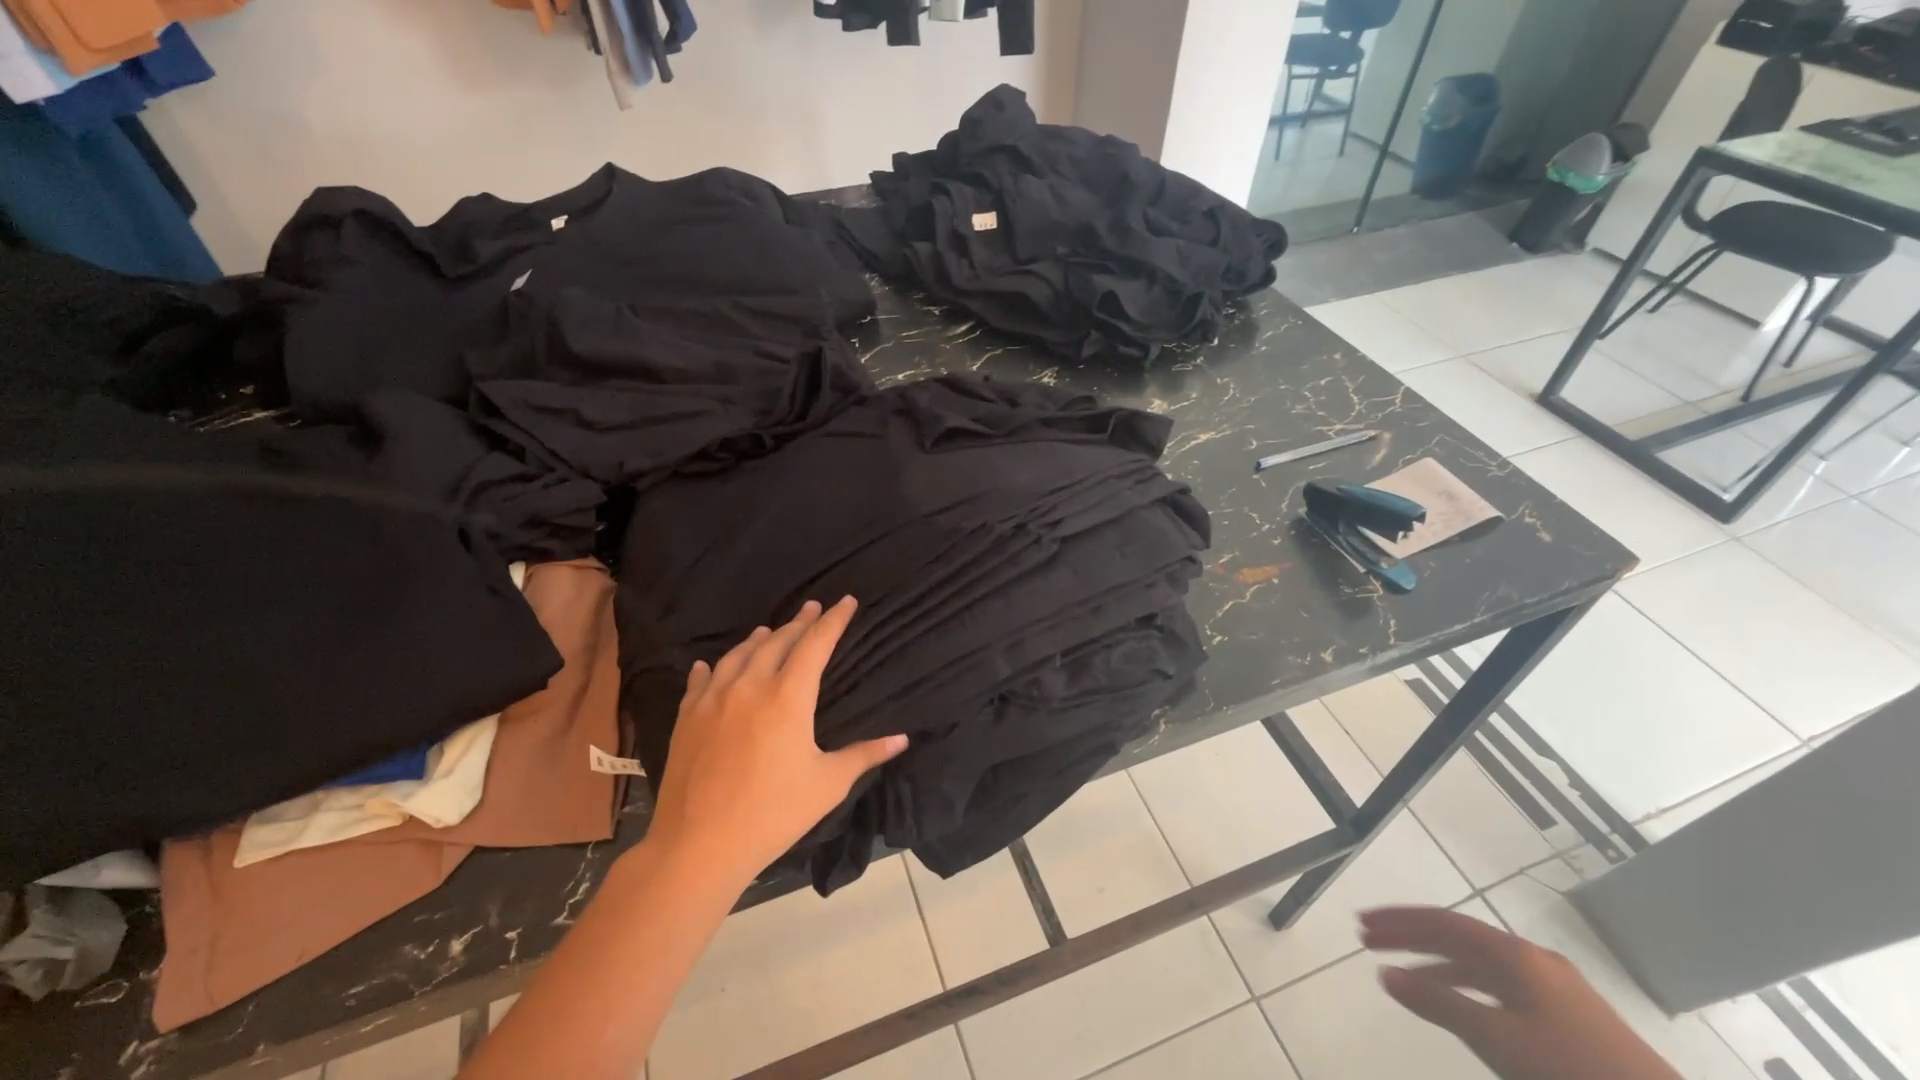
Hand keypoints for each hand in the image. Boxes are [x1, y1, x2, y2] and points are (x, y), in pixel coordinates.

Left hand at [645, 597, 908, 884]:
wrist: (700, 844)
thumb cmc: (773, 814)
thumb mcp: (827, 785)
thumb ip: (864, 755)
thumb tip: (901, 739)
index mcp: (787, 698)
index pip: (815, 644)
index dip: (833, 621)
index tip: (846, 602)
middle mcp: (749, 687)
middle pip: (777, 642)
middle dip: (799, 623)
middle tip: (813, 608)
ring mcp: (712, 700)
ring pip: (738, 655)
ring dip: (758, 640)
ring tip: (770, 631)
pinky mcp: (686, 718)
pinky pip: (701, 681)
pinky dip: (713, 668)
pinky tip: (710, 665)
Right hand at [1361, 906, 1680, 1079]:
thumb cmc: (1569, 1067)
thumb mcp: (1497, 1038)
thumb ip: (1440, 1004)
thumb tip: (1386, 973)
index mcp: (1518, 957)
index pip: (1446, 923)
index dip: (1401, 920)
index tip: (1362, 924)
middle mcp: (1535, 962)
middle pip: (1461, 938)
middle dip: (1412, 937)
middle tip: (1369, 940)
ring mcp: (1554, 989)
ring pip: (1481, 964)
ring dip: (1437, 963)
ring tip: (1402, 974)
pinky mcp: (1566, 1016)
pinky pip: (1499, 986)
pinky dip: (1466, 987)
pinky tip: (1457, 1004)